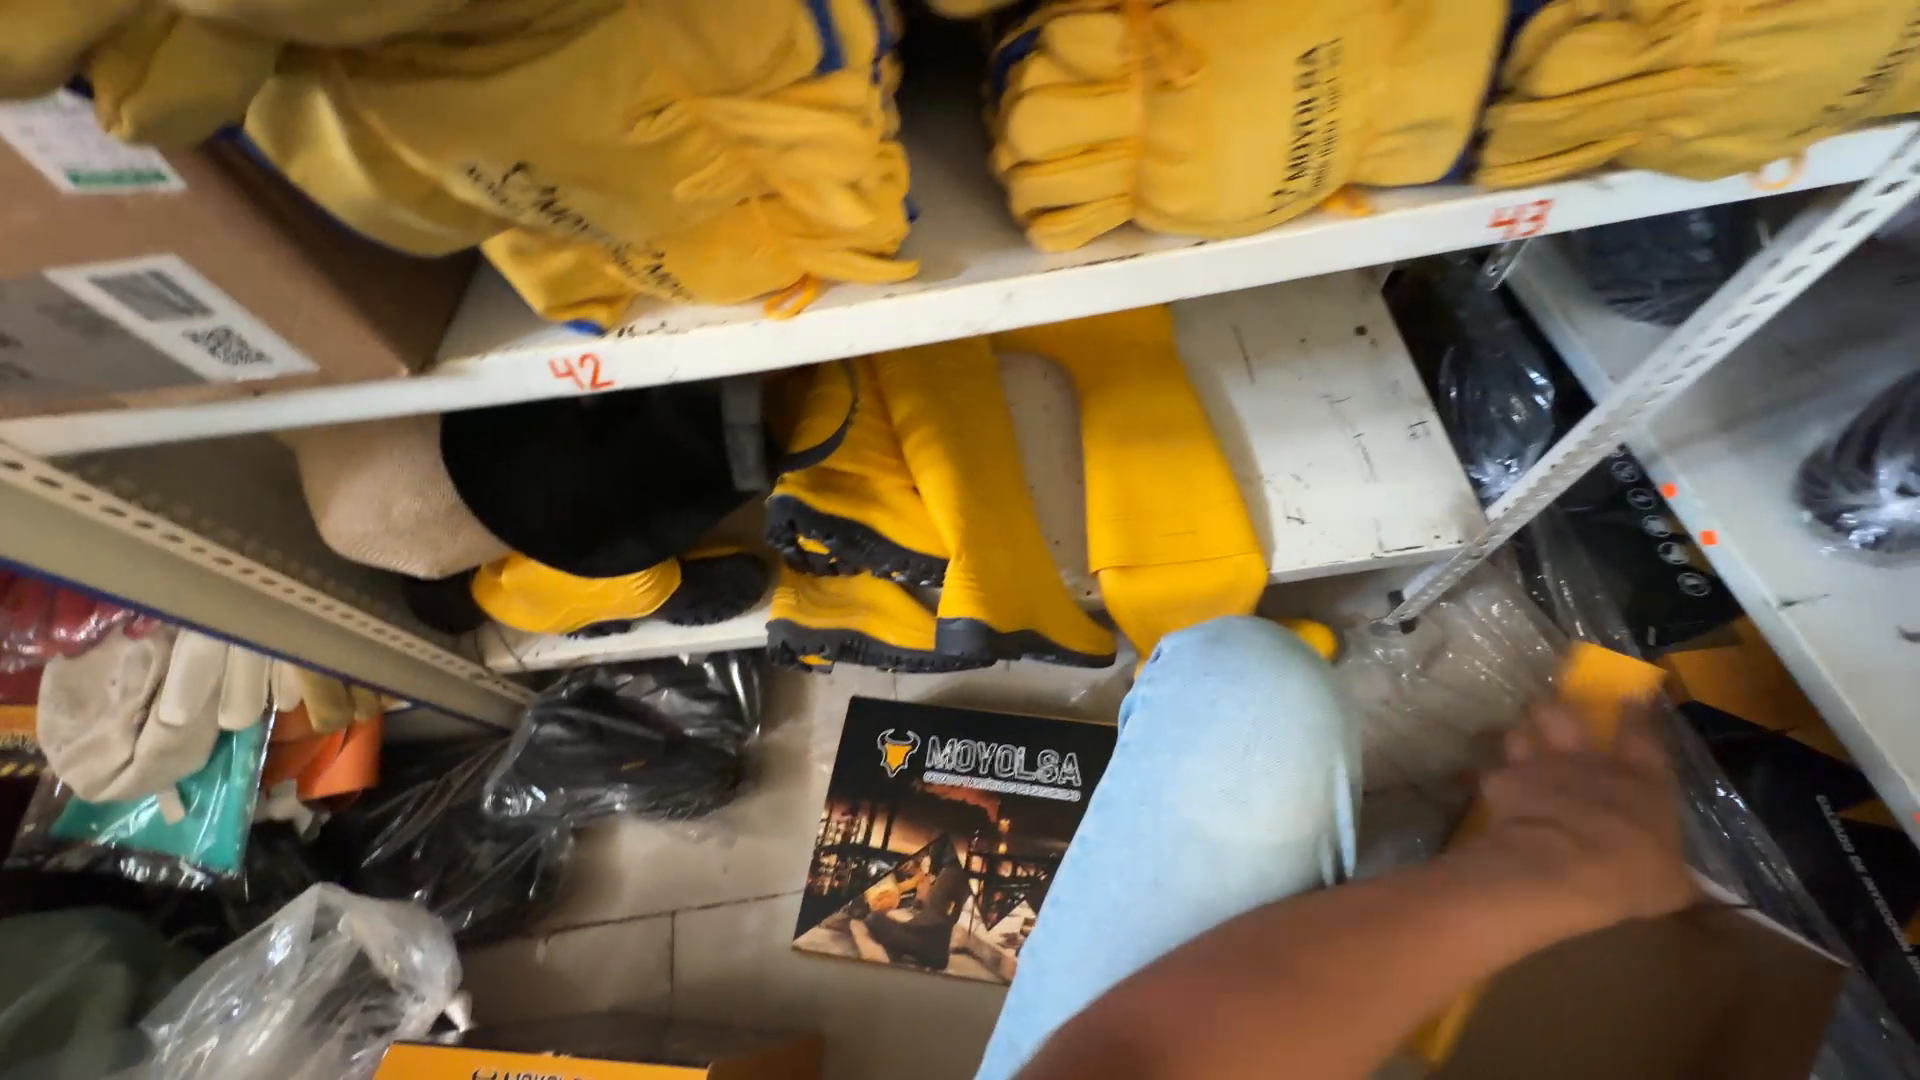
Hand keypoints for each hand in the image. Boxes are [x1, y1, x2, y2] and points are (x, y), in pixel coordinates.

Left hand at [1451, 701, 1696, 936]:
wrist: (1567, 866)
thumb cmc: (1635, 874)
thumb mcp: (1672, 881)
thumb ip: (1674, 871)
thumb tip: (1691, 889)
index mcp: (1640, 782)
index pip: (1641, 735)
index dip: (1635, 713)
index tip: (1629, 696)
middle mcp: (1586, 763)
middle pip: (1562, 715)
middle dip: (1551, 708)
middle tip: (1542, 707)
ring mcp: (1539, 766)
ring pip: (1519, 732)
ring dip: (1516, 736)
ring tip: (1513, 740)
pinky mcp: (1501, 779)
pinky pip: (1490, 771)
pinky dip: (1491, 779)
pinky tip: (1486, 785)